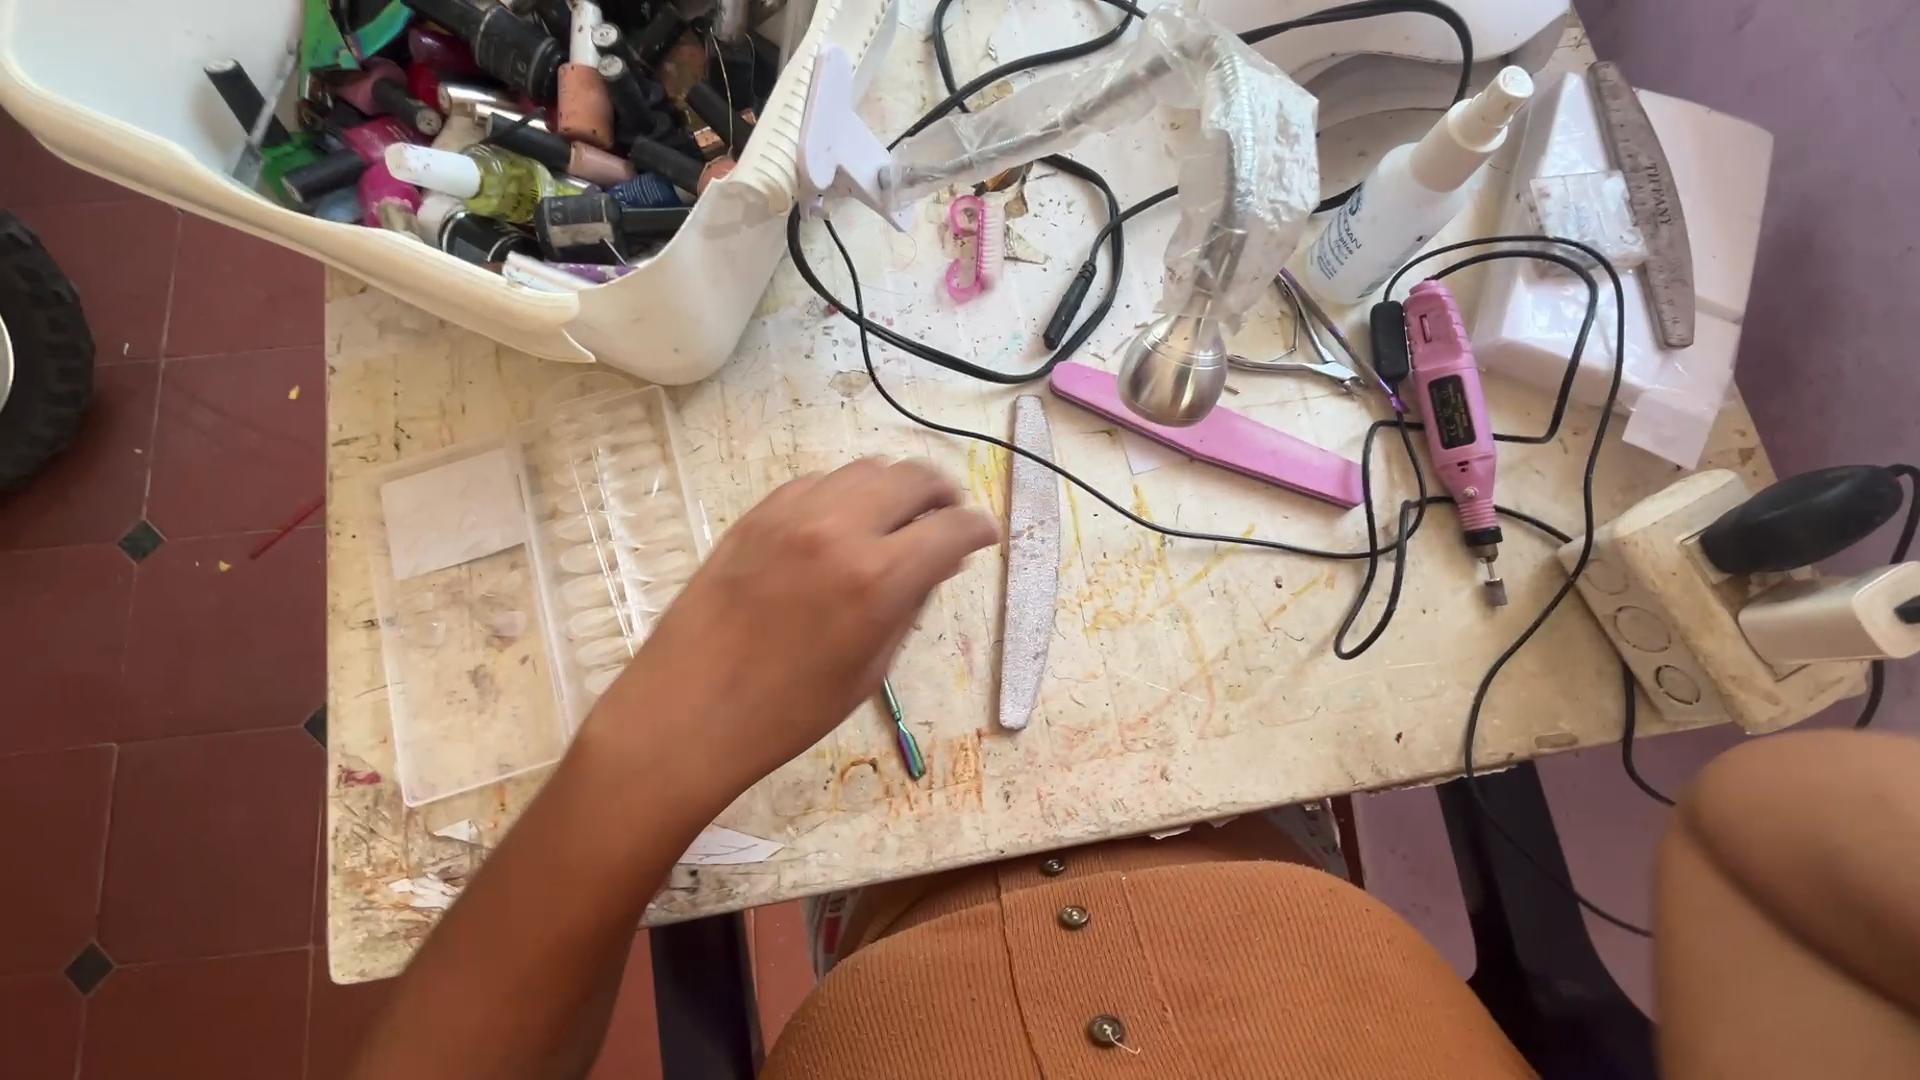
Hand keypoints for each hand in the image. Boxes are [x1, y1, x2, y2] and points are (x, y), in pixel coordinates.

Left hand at [586, 458, 998, 794]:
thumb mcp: (870, 669)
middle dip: (942, 495)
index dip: (978, 528)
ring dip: (893, 489)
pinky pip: (817, 482)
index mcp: (877, 577)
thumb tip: (939, 562)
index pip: (952, 528)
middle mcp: (839, 528)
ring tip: (893, 520)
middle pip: (913, 477)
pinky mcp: (756, 514)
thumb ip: (911, 604)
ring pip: (865, 469)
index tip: (984, 536)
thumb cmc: (788, 711)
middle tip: (945, 518)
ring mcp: (792, 513)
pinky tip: (839, 526)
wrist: (686, 713)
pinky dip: (843, 494)